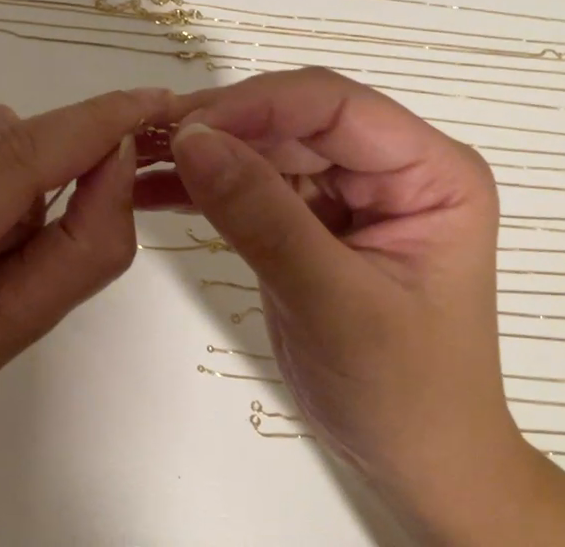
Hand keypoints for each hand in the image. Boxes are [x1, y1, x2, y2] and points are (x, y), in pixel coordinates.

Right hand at [158, 68, 564, 545]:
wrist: (411, 461)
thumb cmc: (401, 389)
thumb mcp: (333, 302)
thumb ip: (263, 216)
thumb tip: (190, 139)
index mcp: (429, 171)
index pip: (334, 105)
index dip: (257, 104)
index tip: (184, 127)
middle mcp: (388, 166)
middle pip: (291, 118)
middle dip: (219, 126)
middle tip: (144, 142)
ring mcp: (345, 190)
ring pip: (261, 143)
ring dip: (200, 151)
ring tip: (134, 159)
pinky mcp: (306, 216)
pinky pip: (248, 181)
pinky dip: (201, 184)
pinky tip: (150, 189)